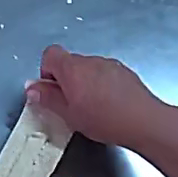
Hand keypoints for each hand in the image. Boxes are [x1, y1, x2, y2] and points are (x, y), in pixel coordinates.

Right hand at [24, 44, 177, 151]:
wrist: (145, 122)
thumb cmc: (104, 119)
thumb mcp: (68, 114)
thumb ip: (47, 98)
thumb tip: (32, 88)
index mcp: (72, 68)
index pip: (50, 54)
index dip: (46, 71)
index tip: (51, 90)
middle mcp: (91, 60)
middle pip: (69, 62)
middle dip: (66, 80)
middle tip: (70, 103)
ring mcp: (110, 64)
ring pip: (88, 68)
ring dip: (85, 82)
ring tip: (92, 107)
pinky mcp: (126, 72)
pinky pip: (105, 74)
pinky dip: (102, 85)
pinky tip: (109, 105)